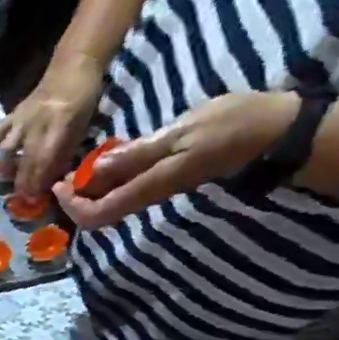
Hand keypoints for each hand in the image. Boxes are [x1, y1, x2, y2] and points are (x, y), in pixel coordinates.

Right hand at [0, 51, 105, 199]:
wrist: (72, 65)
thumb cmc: (85, 96)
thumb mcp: (83, 123)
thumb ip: (66, 150)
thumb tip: (53, 177)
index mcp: (59, 123)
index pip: (43, 159)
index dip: (37, 181)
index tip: (34, 198)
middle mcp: (36, 123)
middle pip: (23, 159)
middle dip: (21, 182)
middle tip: (21, 197)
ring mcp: (20, 119)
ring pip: (6, 150)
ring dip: (6, 168)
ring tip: (8, 178)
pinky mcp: (12, 115)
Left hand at [54, 90, 299, 227]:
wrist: (278, 131)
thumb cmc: (234, 125)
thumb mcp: (181, 132)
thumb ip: (137, 153)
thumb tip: (96, 170)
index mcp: (149, 187)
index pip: (97, 214)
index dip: (71, 206)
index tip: (59, 184)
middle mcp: (149, 195)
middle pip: (99, 212)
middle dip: (76, 198)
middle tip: (66, 173)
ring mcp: (157, 189)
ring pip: (111, 200)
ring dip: (91, 188)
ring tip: (83, 164)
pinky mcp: (165, 178)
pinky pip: (128, 187)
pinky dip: (110, 177)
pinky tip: (110, 158)